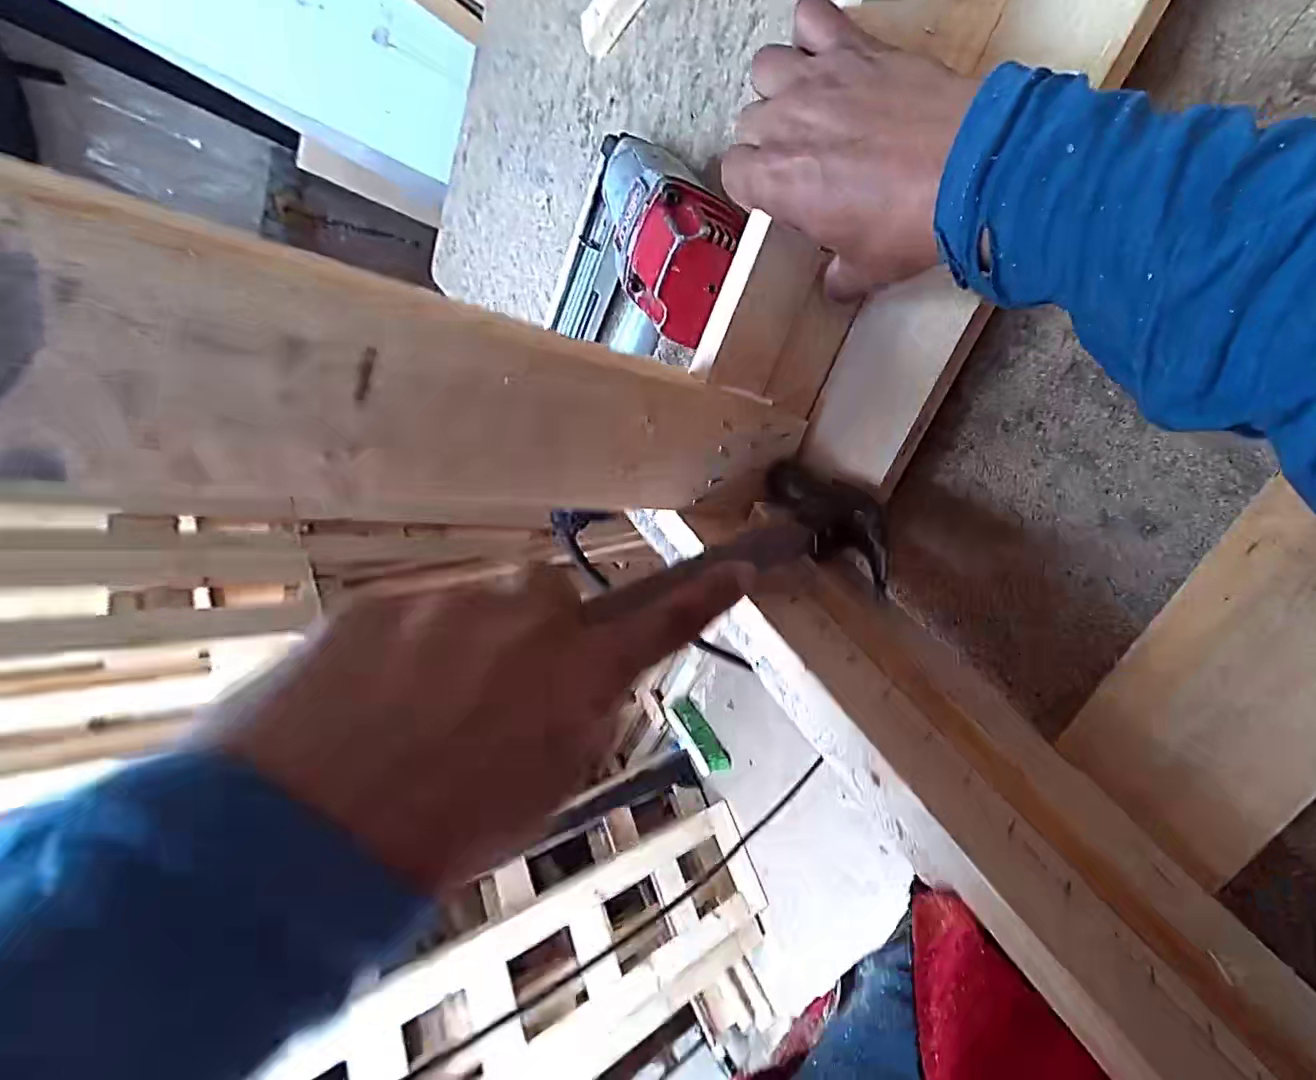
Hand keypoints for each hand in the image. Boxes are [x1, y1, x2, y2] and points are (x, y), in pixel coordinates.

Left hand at [201, 564, 749, 892]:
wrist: (284, 845)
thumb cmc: (447, 829)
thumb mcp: (552, 783)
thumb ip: (588, 716)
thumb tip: (594, 683)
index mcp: (581, 673)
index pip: (666, 622)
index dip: (708, 596)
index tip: (742, 568)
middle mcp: (531, 622)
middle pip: (553, 597)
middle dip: (541, 628)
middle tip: (502, 685)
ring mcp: (453, 603)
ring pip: (483, 603)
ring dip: (472, 638)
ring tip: (416, 704)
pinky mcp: (380, 602)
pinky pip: (419, 610)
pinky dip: (411, 644)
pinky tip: (370, 698)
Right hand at [723, 0, 978, 298]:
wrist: (968, 174)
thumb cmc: (916, 218)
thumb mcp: (873, 268)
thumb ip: (843, 276)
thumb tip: (837, 284)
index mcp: (781, 180)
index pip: (734, 175)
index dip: (755, 189)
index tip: (778, 199)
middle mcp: (787, 120)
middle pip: (751, 124)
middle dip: (772, 146)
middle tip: (808, 169)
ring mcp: (819, 78)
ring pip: (767, 70)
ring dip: (782, 92)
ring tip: (814, 117)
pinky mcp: (854, 49)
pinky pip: (811, 19)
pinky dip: (813, 35)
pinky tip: (830, 60)